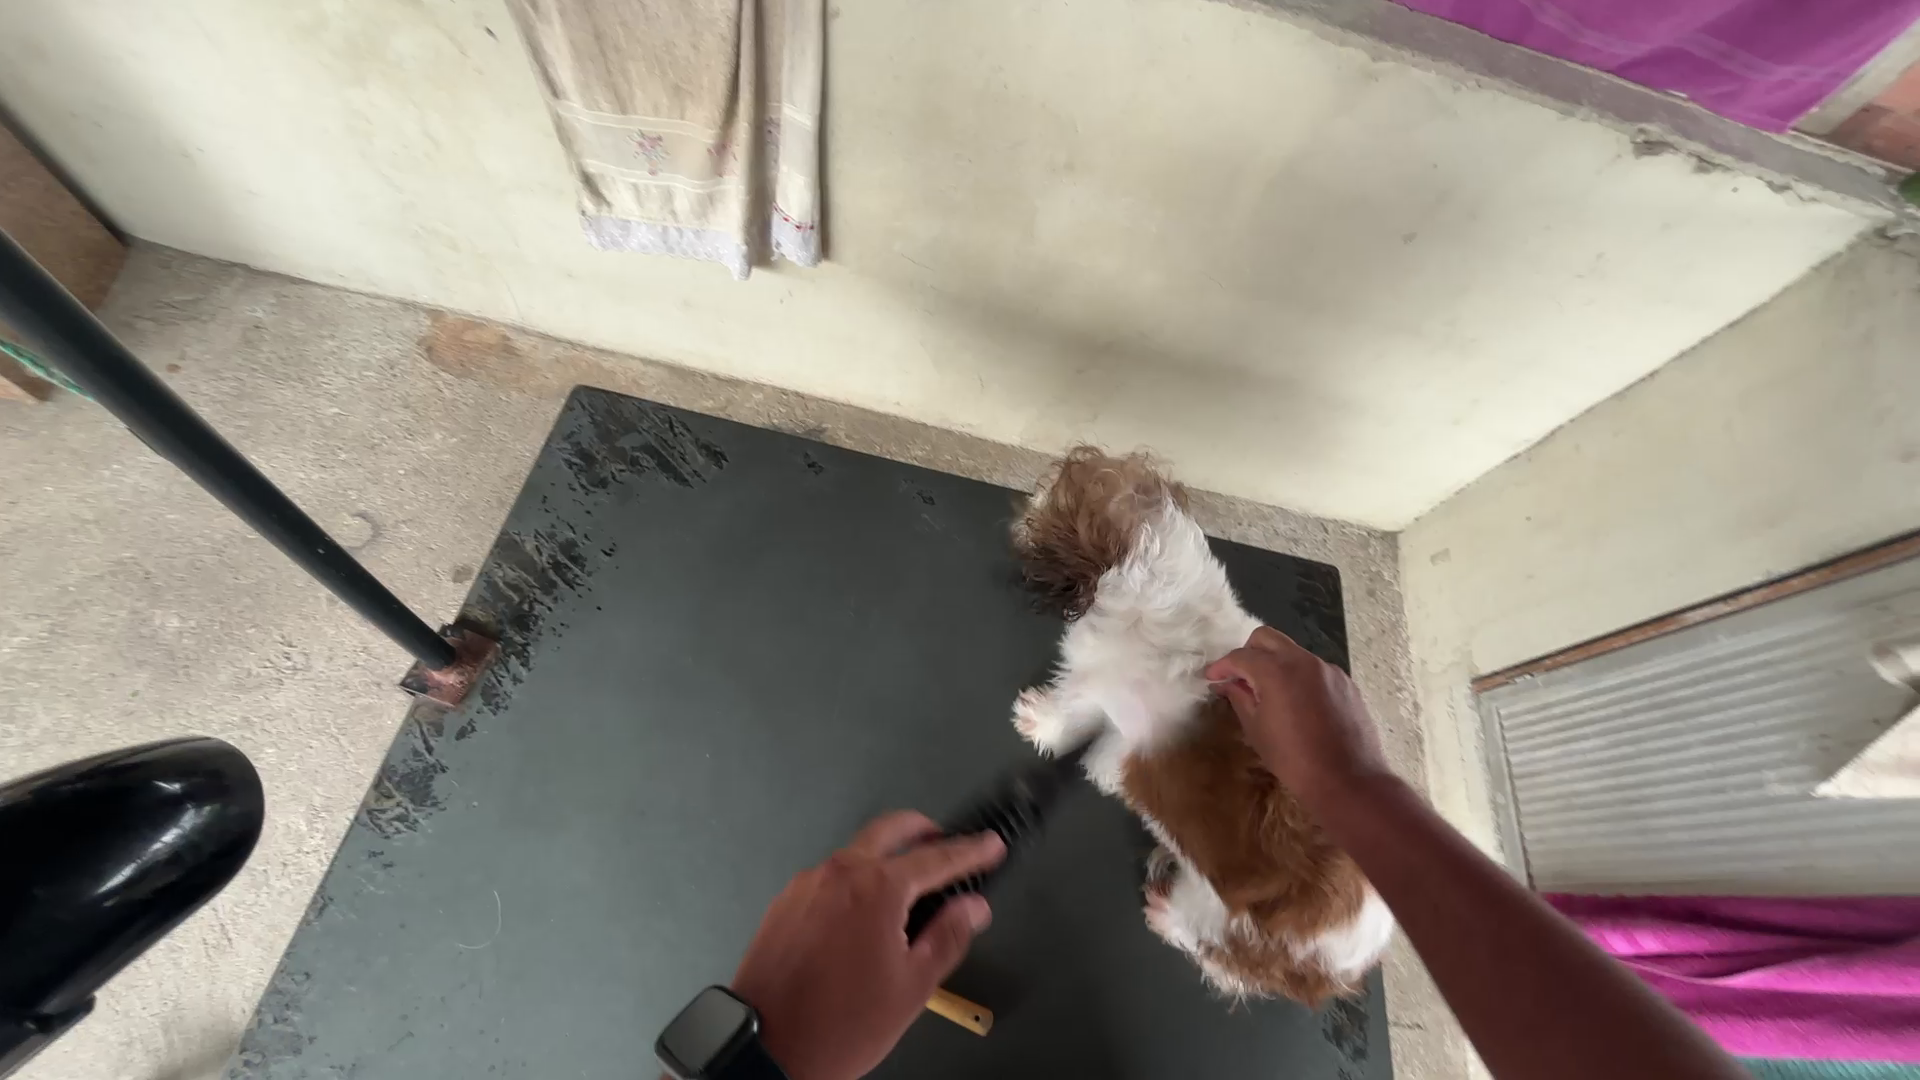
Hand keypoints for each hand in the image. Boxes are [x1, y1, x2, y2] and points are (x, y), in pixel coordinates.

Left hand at [729, 812, 1006, 1079]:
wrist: (764, 1050)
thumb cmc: (841, 1024)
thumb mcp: (912, 988)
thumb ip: (948, 936)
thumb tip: (972, 907)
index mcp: (878, 888)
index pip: (938, 858)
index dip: (971, 851)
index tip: (990, 844)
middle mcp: (843, 871)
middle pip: (891, 828)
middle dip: (923, 829)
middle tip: (944, 841)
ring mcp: (810, 881)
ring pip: (858, 850)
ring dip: (886, 854)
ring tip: (905, 885)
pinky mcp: (787, 898)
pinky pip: (831, 875)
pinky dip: (856, 879)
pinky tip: (862, 912)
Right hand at [1203, 625, 1390, 811]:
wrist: (1348, 781)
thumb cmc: (1293, 759)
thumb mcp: (1256, 729)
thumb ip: (1239, 698)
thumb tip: (1227, 684)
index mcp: (1276, 671)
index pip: (1240, 656)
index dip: (1221, 666)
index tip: (1211, 678)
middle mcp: (1303, 661)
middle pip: (1266, 638)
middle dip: (1247, 652)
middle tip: (1239, 676)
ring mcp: (1328, 670)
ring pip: (1292, 651)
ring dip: (1274, 663)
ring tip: (1268, 692)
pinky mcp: (1345, 683)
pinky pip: (1313, 669)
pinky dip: (1297, 676)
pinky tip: (1296, 703)